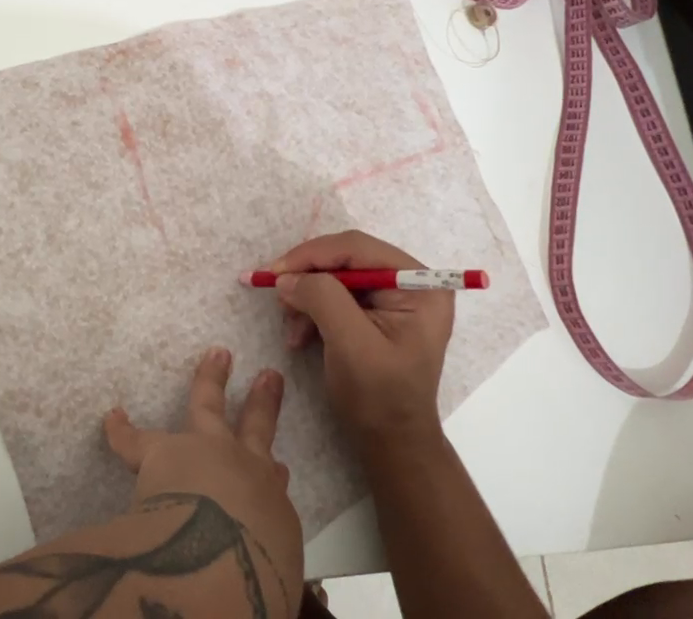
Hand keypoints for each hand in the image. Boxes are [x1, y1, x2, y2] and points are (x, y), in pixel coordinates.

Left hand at [104, 347, 301, 605]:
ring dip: (211, 380)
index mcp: (269, 502)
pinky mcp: (160, 452)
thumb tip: (259, 559)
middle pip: (257, 426)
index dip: (276, 478)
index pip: (275, 487)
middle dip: (262, 403)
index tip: (280, 469)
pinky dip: (121, 430)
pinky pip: (134, 439)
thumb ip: (265, 552)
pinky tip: (112, 417)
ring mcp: (203, 449)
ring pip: (208, 404)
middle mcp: (243, 466)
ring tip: (215, 357)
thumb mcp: (271, 567)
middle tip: (267, 376)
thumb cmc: (255, 570)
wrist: (220, 554)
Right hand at [271, 231, 452, 446]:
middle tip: (278, 298)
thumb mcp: (351, 344)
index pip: (357, 249)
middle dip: (308, 279)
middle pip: (343, 259)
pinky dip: (311, 312)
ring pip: (333, 277)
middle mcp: (408, 283)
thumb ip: (322, 299)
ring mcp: (391, 298)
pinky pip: (333, 296)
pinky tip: (299, 335)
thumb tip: (287, 277)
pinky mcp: (372, 314)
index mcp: (418, 284)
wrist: (390, 443)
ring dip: (306, 299)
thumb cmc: (380, 397)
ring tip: (291, 329)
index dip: (312, 255)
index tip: (275, 272)